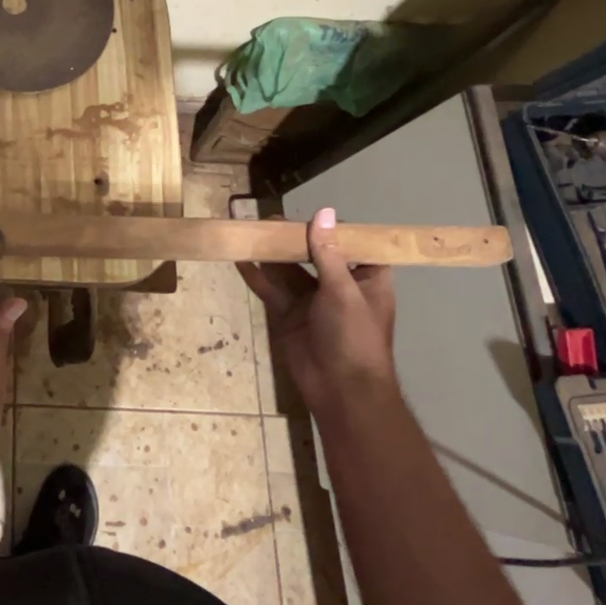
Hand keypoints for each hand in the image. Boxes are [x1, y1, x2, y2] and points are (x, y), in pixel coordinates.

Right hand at [237, 207, 397, 409]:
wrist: (341, 391)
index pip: (353, 245)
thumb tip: (323, 212)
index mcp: (366, 279)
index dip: (333, 229)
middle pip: (314, 254)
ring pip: (289, 270)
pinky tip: (239, 258)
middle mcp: (339, 286)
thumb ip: (328, 253)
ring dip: (272, 253)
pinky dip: (256, 275)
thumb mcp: (343, 291)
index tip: (312, 216)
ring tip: (251, 231)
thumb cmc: (354, 338)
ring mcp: (311, 301)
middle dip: (293, 238)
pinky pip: (271, 289)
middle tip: (270, 221)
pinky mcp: (288, 314)